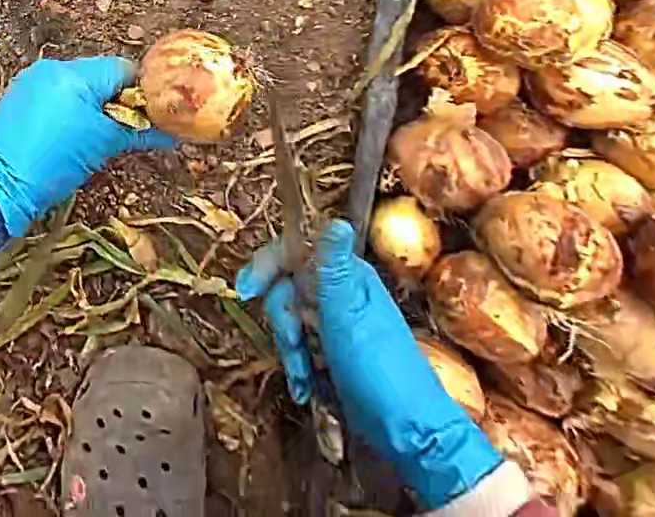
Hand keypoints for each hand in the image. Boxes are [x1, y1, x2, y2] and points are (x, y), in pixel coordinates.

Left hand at [0, 56, 175, 235]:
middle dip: (117, 97)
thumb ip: (138, 131)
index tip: (149, 112)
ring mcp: (35, 78)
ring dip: (94, 101)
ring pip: (80, 82)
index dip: (140, 90)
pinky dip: (71, 104)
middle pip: (102, 73)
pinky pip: (58, 90)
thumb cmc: (54, 165)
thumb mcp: (102, 146)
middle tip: (125, 125)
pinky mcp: (22, 91)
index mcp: (75, 76)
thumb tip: (172, 133)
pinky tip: (71, 129)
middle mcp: (54, 68)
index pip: (123, 68)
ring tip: (96, 131)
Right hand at [237, 220, 503, 510]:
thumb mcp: (347, 313)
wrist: (408, 434)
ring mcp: (335, 323)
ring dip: (291, 350)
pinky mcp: (332, 353)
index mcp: (346, 273)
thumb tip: (336, 219)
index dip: (266, 265)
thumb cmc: (378, 368)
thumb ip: (333, 266)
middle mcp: (339, 292)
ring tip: (306, 376)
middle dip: (283, 320)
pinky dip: (299, 367)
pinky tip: (306, 388)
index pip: (294, 252)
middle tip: (295, 343)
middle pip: (286, 289)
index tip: (246, 290)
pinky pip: (300, 349)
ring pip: (290, 322)